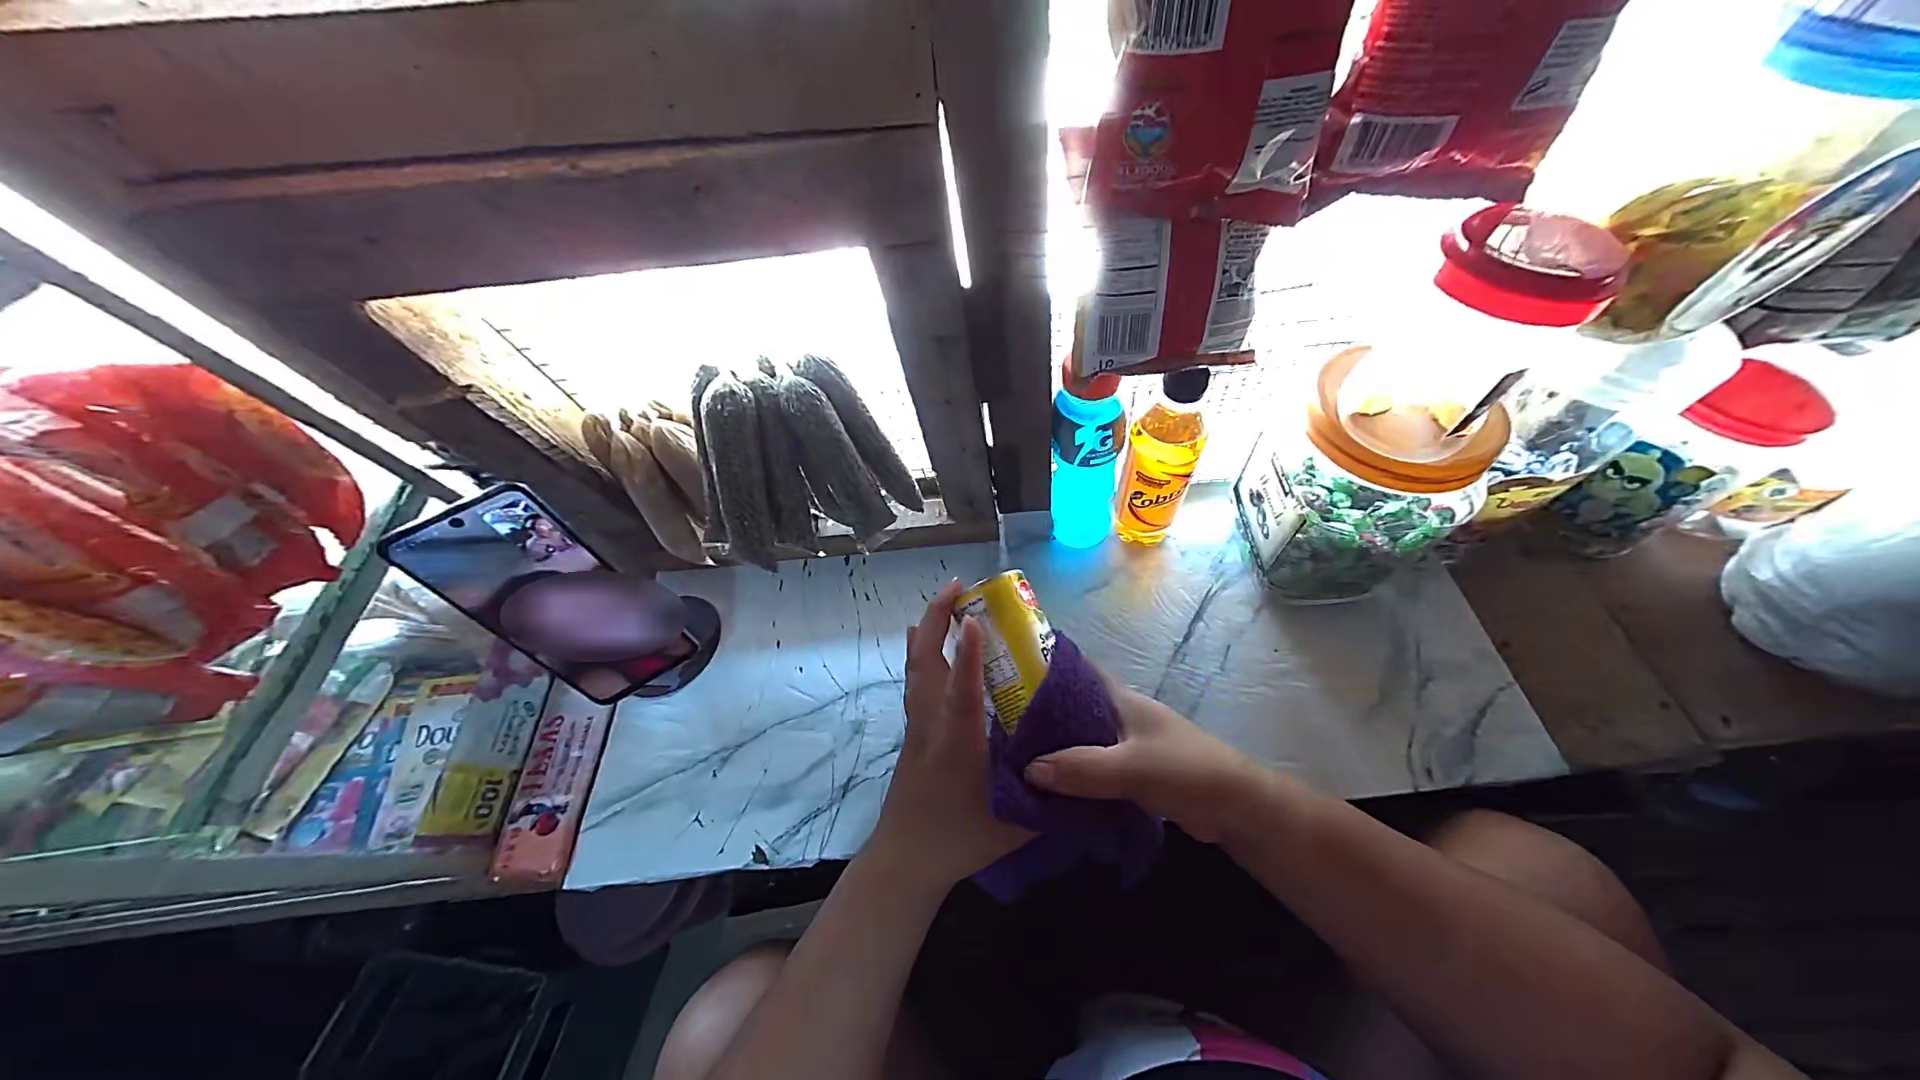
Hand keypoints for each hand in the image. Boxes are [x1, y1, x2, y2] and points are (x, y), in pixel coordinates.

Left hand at [867, 580, 1030, 889]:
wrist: (905, 860)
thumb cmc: (959, 840)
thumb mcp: (1014, 822)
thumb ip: (1048, 791)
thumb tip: (1081, 763)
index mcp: (956, 745)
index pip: (961, 694)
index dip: (968, 655)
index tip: (974, 619)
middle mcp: (931, 726)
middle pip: (925, 664)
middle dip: (936, 620)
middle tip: (956, 588)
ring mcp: (916, 727)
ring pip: (915, 669)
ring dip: (927, 631)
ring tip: (943, 603)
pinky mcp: (912, 733)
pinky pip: (915, 681)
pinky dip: (922, 653)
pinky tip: (928, 647)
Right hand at [1023, 673, 1277, 842]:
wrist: (1235, 806)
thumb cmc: (1185, 769)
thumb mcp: (1130, 767)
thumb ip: (1081, 768)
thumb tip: (1028, 769)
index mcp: (1119, 699)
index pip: (1076, 670)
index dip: (1044, 668)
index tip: (1008, 674)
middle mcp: (1119, 715)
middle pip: (1071, 709)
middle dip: (1039, 717)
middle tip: (1000, 728)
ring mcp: (1125, 744)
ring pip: (1080, 740)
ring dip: (1054, 750)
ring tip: (1014, 760)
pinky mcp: (1131, 772)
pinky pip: (1091, 767)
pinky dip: (1071, 774)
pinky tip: (1047, 788)